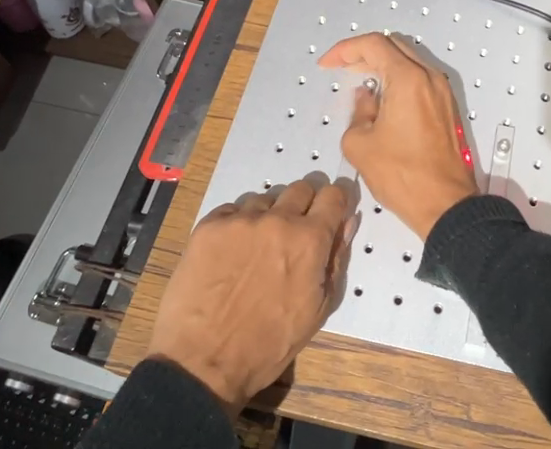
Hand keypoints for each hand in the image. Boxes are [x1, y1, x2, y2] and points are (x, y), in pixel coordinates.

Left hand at [149, 176, 358, 409]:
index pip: (333, 195)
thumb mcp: (317, 310)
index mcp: (310, 240)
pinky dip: (237, 225)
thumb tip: (348, 222)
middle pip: (301, 188)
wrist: (202, 362)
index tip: (329, 214)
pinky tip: (230, 254)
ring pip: (265, 199)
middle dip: (303, 206)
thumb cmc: (268, 345)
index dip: (334, 203)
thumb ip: (335, 259)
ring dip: (268, 216)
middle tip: (293, 235)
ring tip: (256, 250)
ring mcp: (241, 220)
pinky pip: (232, 211)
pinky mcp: (209, 226)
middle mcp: (278, 219)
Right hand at [322, 33, 480, 239]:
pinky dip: (398, 78)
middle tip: (342, 69)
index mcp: (409, 79)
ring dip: (382, 65)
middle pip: (394, 46)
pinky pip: (419, 78)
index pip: (374, 45)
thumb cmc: (401, 175)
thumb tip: (368, 98)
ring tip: (359, 80)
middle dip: (364, 53)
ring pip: (409, 60)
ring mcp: (442, 91)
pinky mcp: (447, 106)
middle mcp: (430, 77)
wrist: (445, 205)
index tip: (327, 64)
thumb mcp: (360, 144)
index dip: (346, 50)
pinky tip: (382, 96)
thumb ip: (358, 111)